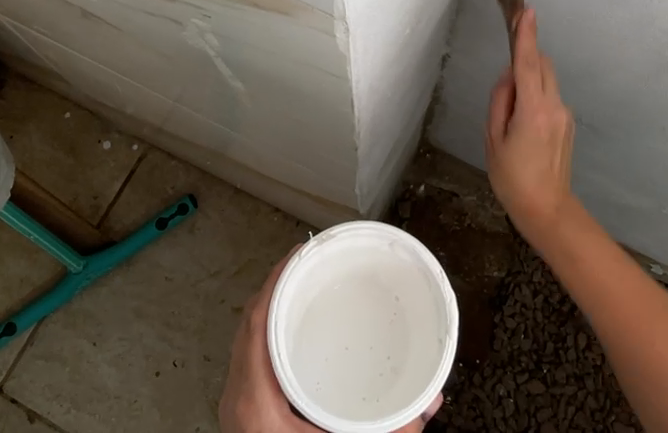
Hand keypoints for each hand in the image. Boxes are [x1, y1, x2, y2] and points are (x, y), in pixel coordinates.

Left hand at [220, 248, 441, 431]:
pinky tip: (289, 329)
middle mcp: (237, 395)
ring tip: (301, 286)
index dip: (275, 280)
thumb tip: (432, 402)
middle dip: (278, 287)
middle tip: (310, 263)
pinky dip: (267, 334)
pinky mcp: (241, 413)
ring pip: (246, 339)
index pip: (255, 320)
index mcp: (255, 398)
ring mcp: (234, 404)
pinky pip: (249, 357)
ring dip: (271, 309)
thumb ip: (389, 430)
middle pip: (248, 322)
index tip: (301, 252)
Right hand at [485, 8, 577, 249]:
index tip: (526, 11)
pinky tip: (524, 128)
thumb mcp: (493, 138)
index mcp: (532, 109)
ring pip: (546, 80)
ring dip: (529, 81)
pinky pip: (549, 97)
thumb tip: (509, 78)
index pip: (527, 62)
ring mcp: (565, 114)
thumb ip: (500, 101)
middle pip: (541, 65)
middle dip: (525, 59)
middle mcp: (554, 106)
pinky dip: (535, 97)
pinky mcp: (568, 123)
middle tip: (504, 88)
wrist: (547, 208)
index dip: (526, 35)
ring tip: (511, 118)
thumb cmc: (512, 177)